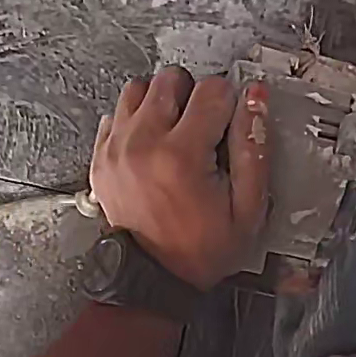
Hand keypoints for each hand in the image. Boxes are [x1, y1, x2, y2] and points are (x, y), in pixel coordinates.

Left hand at [89, 66, 270, 289]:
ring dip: (160, 103)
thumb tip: (255, 99)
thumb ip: (254, 149)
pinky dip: (134, 121)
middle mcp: (142, 144)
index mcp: (181, 156)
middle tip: (200, 131)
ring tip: (173, 134)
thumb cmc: (199, 250)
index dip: (229, 106)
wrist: (152, 278)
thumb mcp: (246, 210)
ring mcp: (115, 149)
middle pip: (171, 79)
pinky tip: (150, 145)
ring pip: (138, 89)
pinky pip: (115, 115)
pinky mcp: (100, 158)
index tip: (226, 131)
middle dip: (192, 98)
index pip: (213, 89)